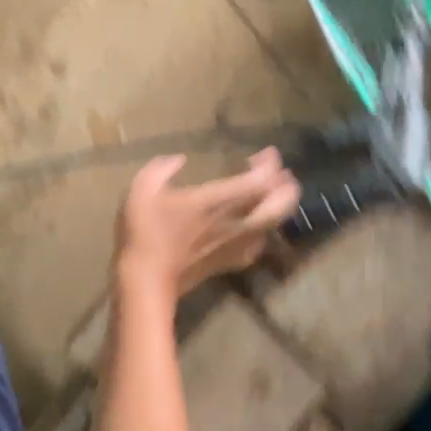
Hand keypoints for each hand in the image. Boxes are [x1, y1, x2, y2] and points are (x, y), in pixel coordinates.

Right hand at [114, 149, 298, 299]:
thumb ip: (161, 169)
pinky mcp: (230, 261)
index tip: (268, 154)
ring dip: (280, 208)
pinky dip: (264, 231)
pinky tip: (256, 228)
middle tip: (283, 175)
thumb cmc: (146, 231)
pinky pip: (258, 244)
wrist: (148, 277)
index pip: (256, 182)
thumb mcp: (143, 189)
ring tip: (275, 196)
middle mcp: (234, 222)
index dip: (269, 167)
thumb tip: (178, 159)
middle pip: (277, 207)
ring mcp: (235, 244)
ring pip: (271, 225)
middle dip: (287, 188)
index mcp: (215, 201)